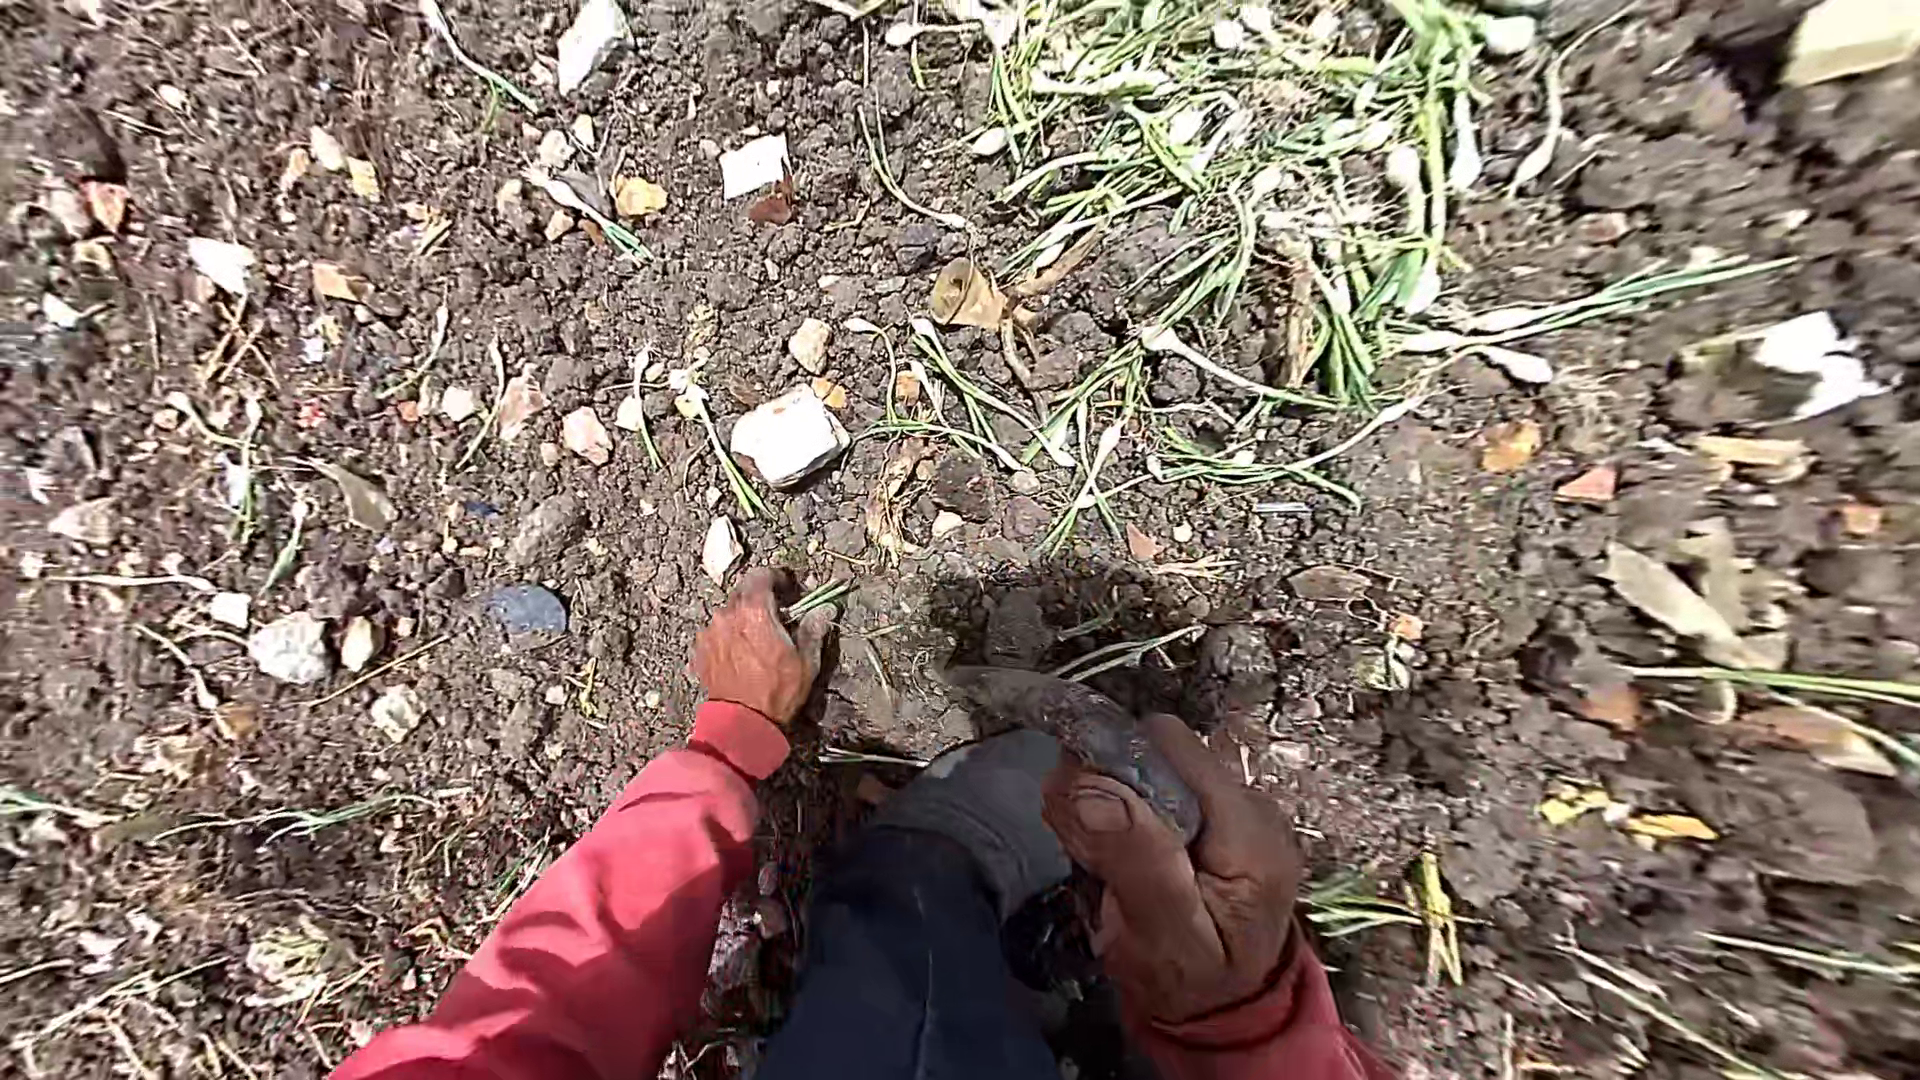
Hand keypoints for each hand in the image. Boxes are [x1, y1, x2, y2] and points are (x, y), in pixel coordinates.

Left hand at [690, 568, 833, 725]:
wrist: (741, 723)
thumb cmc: (777, 692)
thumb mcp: (806, 661)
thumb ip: (813, 629)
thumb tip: (823, 611)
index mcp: (755, 612)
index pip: (761, 576)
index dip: (777, 578)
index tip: (787, 588)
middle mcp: (728, 616)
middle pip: (744, 592)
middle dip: (761, 598)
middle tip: (777, 615)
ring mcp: (711, 632)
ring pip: (729, 611)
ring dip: (743, 617)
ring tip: (758, 638)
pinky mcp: (701, 649)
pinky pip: (717, 631)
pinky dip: (729, 634)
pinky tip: (742, 652)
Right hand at [1041, 713, 1301, 1023]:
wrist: (1218, 1009)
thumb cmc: (1191, 983)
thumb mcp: (1166, 938)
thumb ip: (1136, 861)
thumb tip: (1088, 788)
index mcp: (1249, 827)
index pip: (1165, 743)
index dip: (1115, 766)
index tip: (1089, 822)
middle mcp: (1245, 798)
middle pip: (1150, 747)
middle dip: (1107, 786)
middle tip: (1094, 850)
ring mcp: (1228, 799)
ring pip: (1141, 759)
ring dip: (1108, 798)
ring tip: (1109, 856)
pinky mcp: (1208, 804)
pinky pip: (1146, 778)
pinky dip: (1119, 806)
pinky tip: (1122, 848)